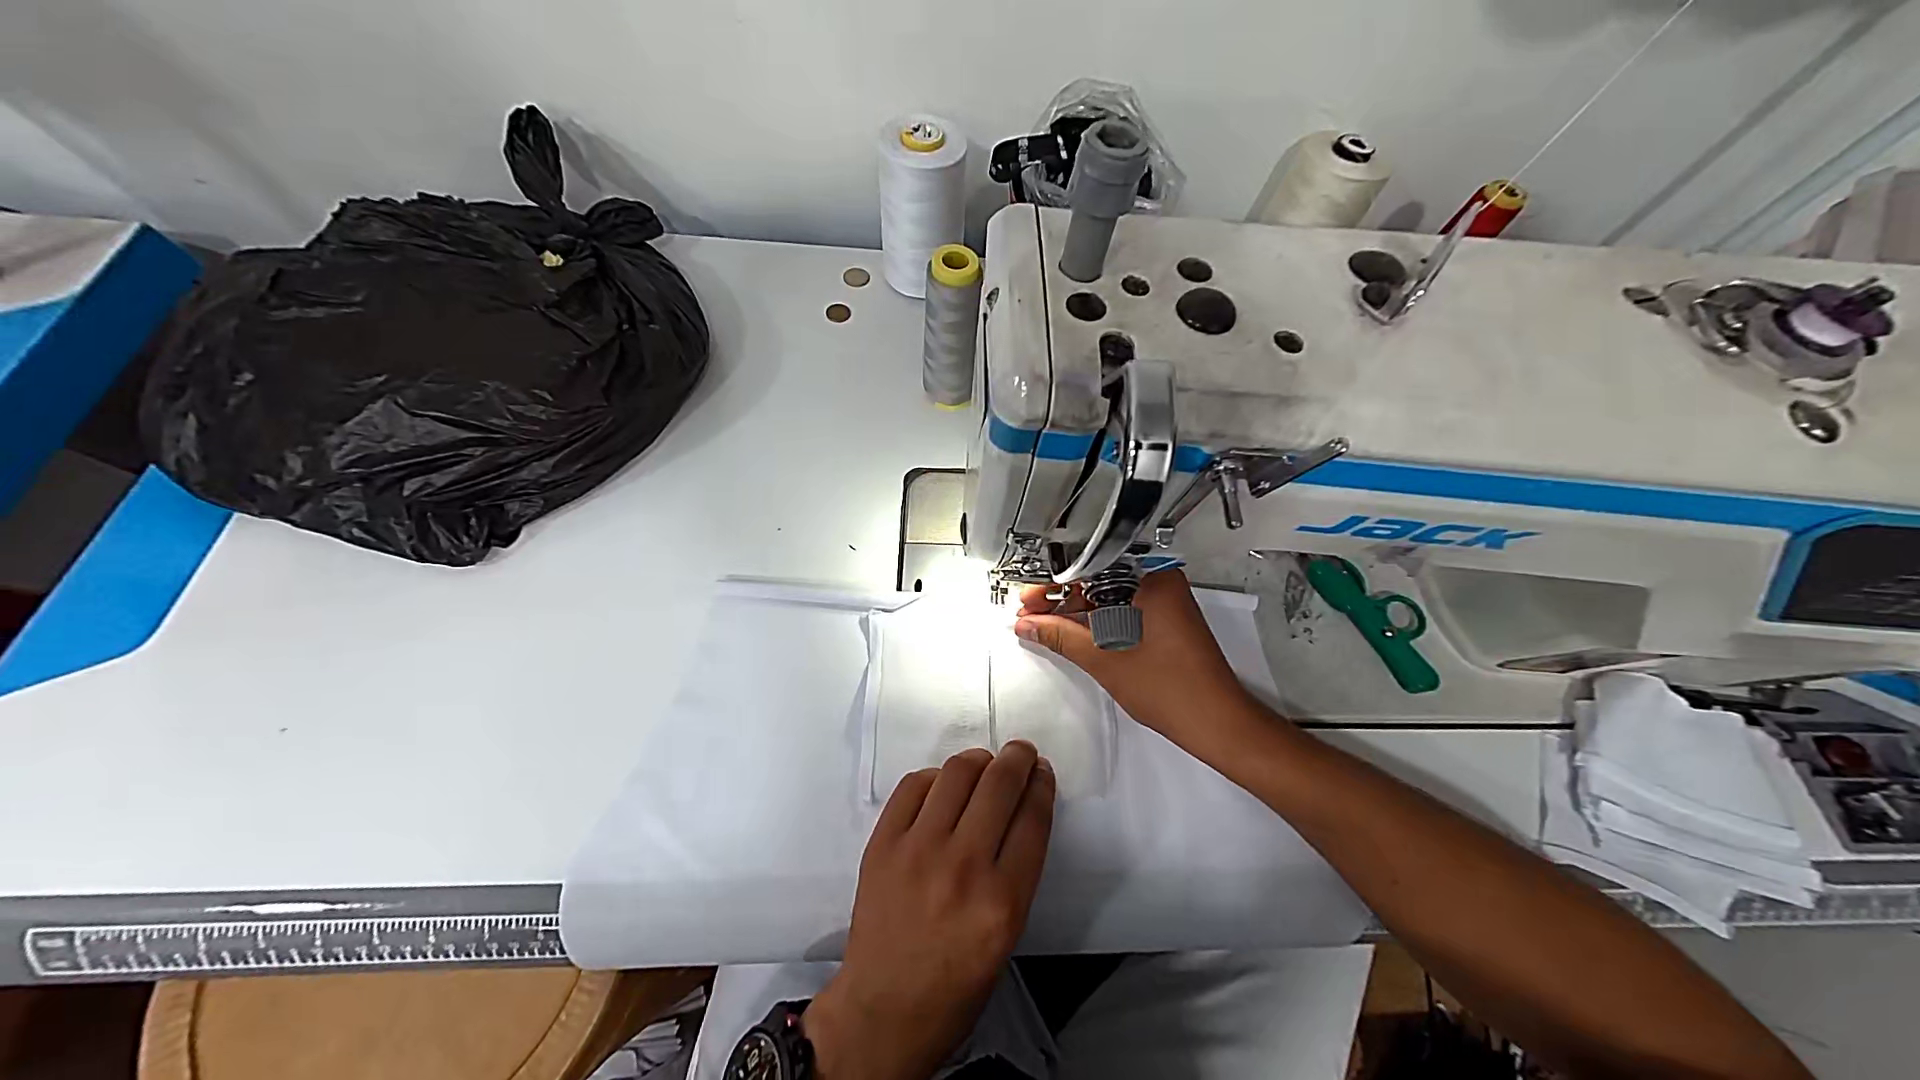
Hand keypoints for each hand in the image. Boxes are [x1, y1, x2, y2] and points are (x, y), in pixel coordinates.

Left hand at [802, 743, 1055, 1079]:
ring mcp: (918, 850)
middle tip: (1020, 753)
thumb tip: (1020, 811)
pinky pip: (914, 785)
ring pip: (957, 773)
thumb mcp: (1007, 934)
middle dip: (1017, 759)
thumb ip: (1017, 870)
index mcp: (1003, 900)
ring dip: (979, 760)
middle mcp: (963, 867)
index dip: (1041, 784)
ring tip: (984, 764)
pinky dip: (936, 776)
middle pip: (999, 785)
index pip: (1033, 817)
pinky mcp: (883, 843)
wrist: (884, 1009)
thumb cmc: (955, 984)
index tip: (1041, 771)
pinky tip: (943, 785)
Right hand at [1014, 570, 1251, 750]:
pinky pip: (1121, 609)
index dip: (1052, 586)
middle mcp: (1162, 583)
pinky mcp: (1164, 619)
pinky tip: (1071, 633)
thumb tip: (1030, 625)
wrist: (1217, 723)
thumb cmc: (1176, 692)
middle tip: (1030, 614)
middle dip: (1061, 600)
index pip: (1090, 571)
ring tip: (1043, 626)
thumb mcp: (1104, 660)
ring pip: (1108, 597)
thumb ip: (1061, 637)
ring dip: (1076, 612)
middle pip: (1098, 581)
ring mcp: (1165, 601)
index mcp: (1153, 581)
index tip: (1029, 599)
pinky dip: (1097, 621)